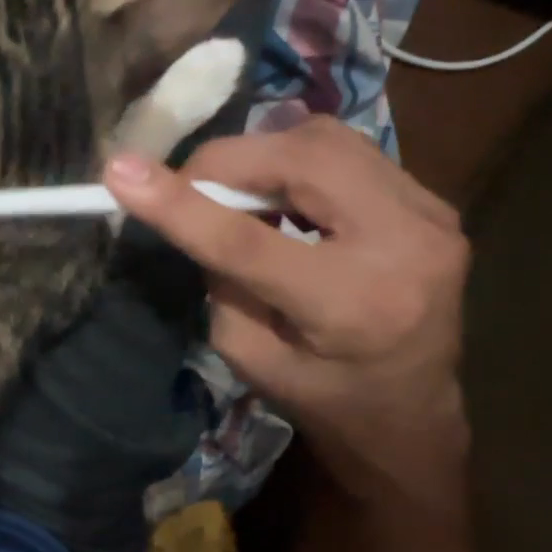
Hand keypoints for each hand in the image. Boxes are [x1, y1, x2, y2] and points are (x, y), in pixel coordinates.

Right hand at [104, 116, 471, 513]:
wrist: (409, 411)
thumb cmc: (318, 395)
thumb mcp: (248, 355)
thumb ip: (222, 281)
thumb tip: (198, 211)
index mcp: (350, 304)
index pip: (247, 240)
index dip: (180, 204)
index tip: (120, 172)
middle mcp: (405, 244)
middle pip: (303, 160)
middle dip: (226, 161)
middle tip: (183, 184)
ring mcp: (429, 213)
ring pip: (328, 140)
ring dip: (262, 156)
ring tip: (231, 191)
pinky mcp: (431, 200)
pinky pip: (348, 152)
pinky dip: (294, 162)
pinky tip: (275, 194)